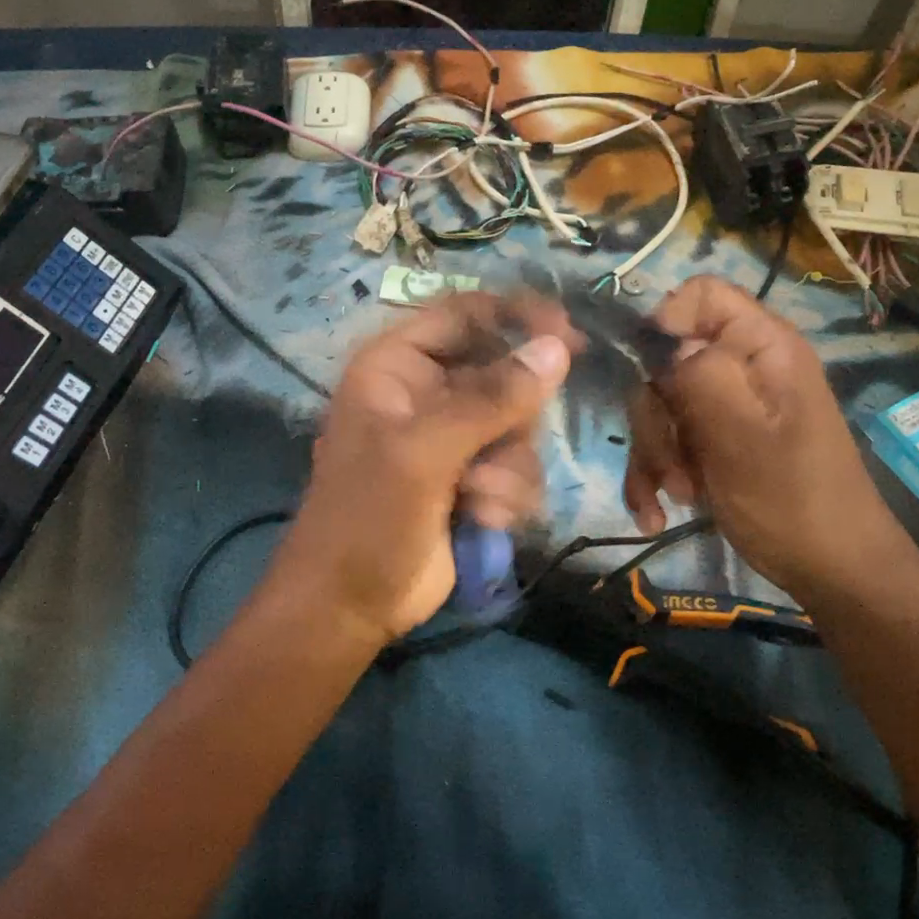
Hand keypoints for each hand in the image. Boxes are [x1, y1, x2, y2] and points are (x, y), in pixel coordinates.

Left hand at [279, 293, 578, 641]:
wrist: (351, 605)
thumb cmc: (368, 518)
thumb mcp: (423, 451)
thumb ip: (490, 398)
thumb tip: (557, 348)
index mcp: (397, 365)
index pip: (466, 313)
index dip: (516, 316)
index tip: (568, 334)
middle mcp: (427, 392)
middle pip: (505, 373)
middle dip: (512, 421)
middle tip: (501, 451)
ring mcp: (453, 439)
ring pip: (520, 427)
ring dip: (509, 469)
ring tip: (478, 500)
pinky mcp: (474, 480)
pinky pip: (519, 468)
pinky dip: (508, 496)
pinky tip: (482, 520)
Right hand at [624, 276, 902, 600]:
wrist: (831, 571)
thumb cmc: (794, 502)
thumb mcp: (742, 438)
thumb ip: (699, 376)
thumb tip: (659, 342)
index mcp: (762, 348)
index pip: (700, 295)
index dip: (664, 325)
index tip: (651, 380)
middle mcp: (742, 368)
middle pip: (665, 362)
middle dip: (656, 420)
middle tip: (674, 470)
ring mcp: (726, 408)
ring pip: (657, 409)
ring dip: (654, 457)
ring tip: (673, 500)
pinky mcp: (712, 443)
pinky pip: (665, 444)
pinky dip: (654, 478)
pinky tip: (655, 515)